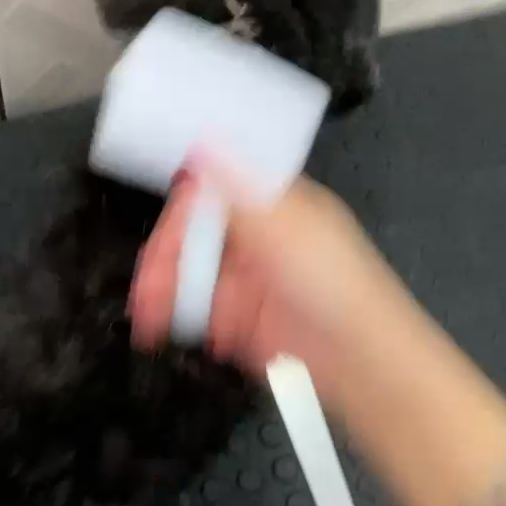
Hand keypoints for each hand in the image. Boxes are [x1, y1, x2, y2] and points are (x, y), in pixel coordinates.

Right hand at [127, 153, 406, 386]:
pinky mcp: (242, 324)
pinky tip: (164, 329)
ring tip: (147, 316)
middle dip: (165, 262)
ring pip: (191, 282)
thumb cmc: (339, 291)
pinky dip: (177, 322)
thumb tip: (204, 145)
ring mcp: (249, 286)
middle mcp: (260, 244)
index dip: (182, 216)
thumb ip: (237, 190)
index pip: (210, 198)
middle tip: (147, 287)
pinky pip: (198, 318)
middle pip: (193, 243)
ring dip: (163, 295)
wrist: (358, 360)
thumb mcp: (285, 229)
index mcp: (273, 210)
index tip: (163, 236)